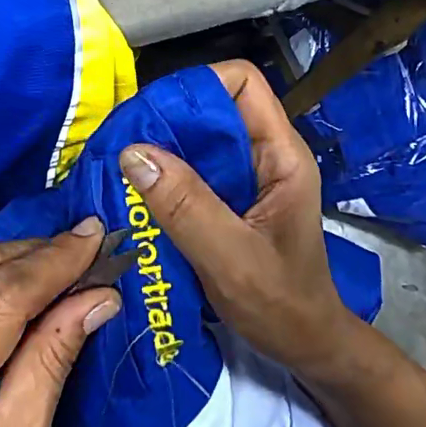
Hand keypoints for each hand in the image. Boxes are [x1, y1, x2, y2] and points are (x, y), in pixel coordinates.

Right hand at [120, 59, 360, 375]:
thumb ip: (186, 206)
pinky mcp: (235, 201)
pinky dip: (169, 179)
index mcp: (282, 154)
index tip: (151, 115)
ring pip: (203, 142)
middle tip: (121, 145)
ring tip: (119, 170)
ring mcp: (252, 178)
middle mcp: (268, 155)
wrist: (306, 343)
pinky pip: (198, 173)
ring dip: (164, 151)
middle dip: (170, 120)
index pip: (244, 84)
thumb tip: (133, 151)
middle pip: (217, 109)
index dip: (198, 86)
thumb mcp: (231, 258)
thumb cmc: (280, 303)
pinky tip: (138, 196)